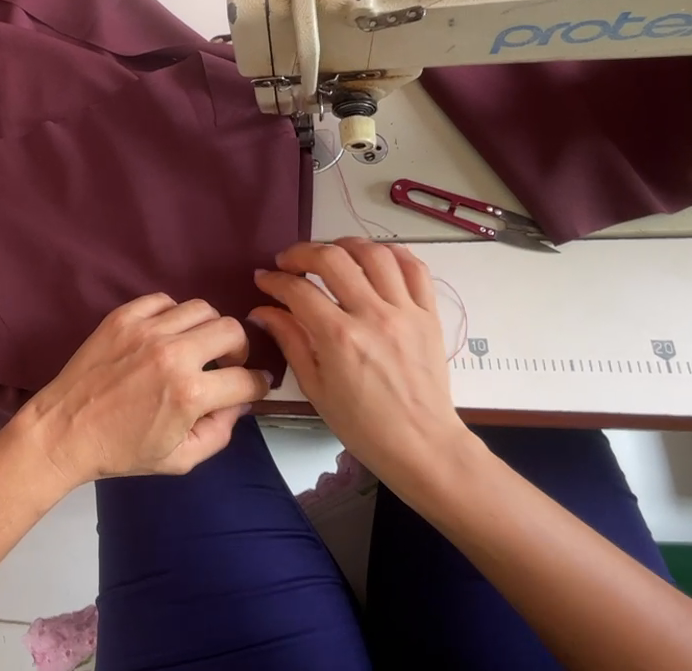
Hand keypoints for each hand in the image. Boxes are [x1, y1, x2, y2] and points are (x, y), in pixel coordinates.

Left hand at [17, 294, 273, 486]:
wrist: (65, 430)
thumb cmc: (121, 451)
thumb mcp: (180, 459)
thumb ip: (220, 432)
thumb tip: (238, 403)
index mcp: (190, 394)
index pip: (247, 379)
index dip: (259, 385)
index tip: (255, 385)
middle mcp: (173, 354)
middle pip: (232, 331)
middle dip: (239, 350)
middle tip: (226, 364)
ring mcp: (146, 330)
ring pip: (201, 309)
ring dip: (208, 329)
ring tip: (196, 347)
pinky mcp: (123, 317)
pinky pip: (163, 300)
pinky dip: (172, 315)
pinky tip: (166, 334)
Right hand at [249, 238, 477, 497]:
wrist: (421, 445)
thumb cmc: (362, 424)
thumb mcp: (314, 387)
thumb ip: (289, 340)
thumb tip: (262, 311)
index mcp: (339, 337)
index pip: (298, 290)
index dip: (274, 280)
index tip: (263, 280)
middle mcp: (373, 315)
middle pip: (332, 259)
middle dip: (301, 253)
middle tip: (288, 263)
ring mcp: (405, 311)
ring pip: (374, 254)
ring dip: (344, 245)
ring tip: (329, 254)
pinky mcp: (429, 314)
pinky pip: (414, 268)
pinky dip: (391, 253)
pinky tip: (372, 258)